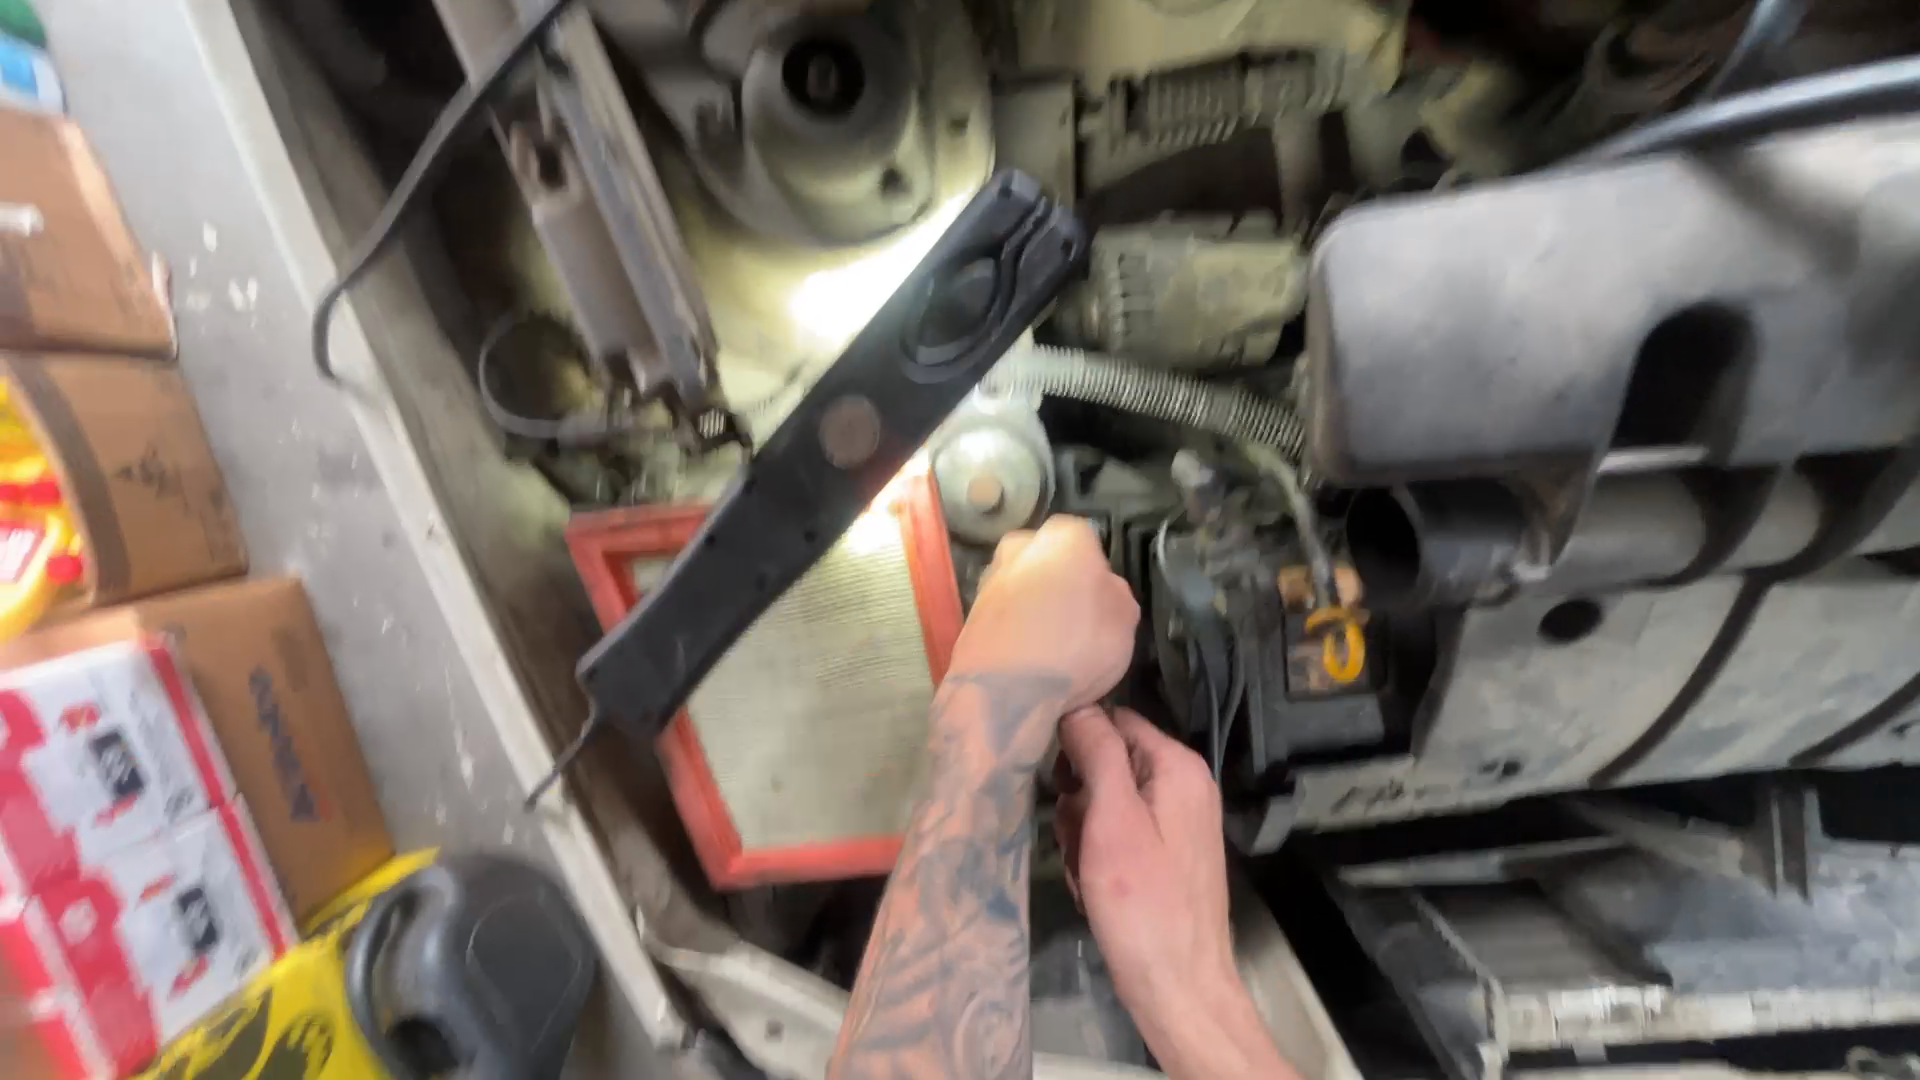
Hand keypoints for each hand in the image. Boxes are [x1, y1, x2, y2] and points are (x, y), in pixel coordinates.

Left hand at [942, 516, 1138, 743]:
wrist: (1004, 690)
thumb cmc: (1076, 644)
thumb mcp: (1126, 619)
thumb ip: (1115, 592)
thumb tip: (1101, 589)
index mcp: (1063, 535)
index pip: (1087, 541)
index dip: (1097, 574)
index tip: (1100, 602)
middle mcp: (1019, 545)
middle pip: (1050, 562)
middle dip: (1061, 585)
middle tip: (1078, 623)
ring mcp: (990, 577)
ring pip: (1025, 589)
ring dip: (1035, 609)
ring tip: (1051, 649)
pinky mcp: (970, 611)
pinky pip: (1005, 616)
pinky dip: (1014, 630)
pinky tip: (1027, 659)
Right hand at [1055, 707, 1292, 1079]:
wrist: (1178, 987)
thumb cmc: (1142, 900)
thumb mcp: (1111, 817)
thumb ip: (1097, 753)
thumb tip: (1077, 705)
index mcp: (1176, 765)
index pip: (1113, 719)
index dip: (1078, 744)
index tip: (1058, 781)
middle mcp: (1182, 783)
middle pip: (1107, 761)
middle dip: (1078, 797)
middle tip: (1076, 838)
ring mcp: (1175, 820)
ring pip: (1105, 799)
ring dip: (1082, 830)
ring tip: (1086, 869)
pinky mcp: (1165, 851)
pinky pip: (1117, 830)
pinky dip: (1098, 852)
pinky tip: (1095, 883)